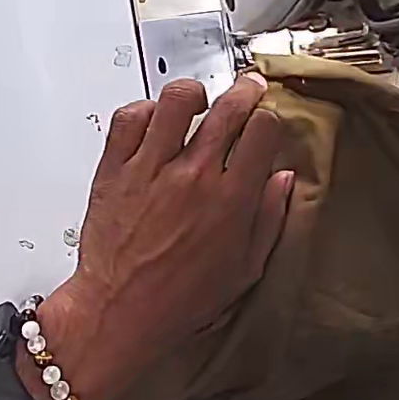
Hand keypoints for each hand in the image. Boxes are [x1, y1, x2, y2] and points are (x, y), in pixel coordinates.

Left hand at [29, 74, 294, 399]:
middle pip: (228, 108)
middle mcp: (193, 177)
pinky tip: (154, 121)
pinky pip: (128, 119)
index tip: (267, 119)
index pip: (263, 130)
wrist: (121, 311)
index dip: (270, 117)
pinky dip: (144, 110)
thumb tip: (284, 180)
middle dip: (245, 90)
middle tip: (247, 88)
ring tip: (197, 100)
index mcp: (231, 200)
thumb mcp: (244, 269)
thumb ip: (269, 219)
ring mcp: (151, 170)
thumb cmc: (179, 298)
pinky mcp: (115, 170)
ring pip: (176, 101)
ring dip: (193, 93)